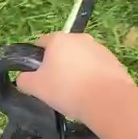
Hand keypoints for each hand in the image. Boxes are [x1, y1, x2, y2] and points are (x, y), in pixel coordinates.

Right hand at [16, 33, 135, 123]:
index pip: (41, 43)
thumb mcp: (35, 87)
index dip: (36, 60)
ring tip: (76, 94)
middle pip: (62, 51)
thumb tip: (23, 78)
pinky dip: (92, 77)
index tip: (38, 77)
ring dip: (76, 71)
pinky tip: (91, 94)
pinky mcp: (113, 61)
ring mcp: (99, 48)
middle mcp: (80, 38)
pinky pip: (96, 68)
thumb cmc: (67, 90)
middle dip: (58, 65)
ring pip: (80, 59)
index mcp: (58, 39)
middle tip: (55, 87)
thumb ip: (24, 80)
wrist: (107, 101)